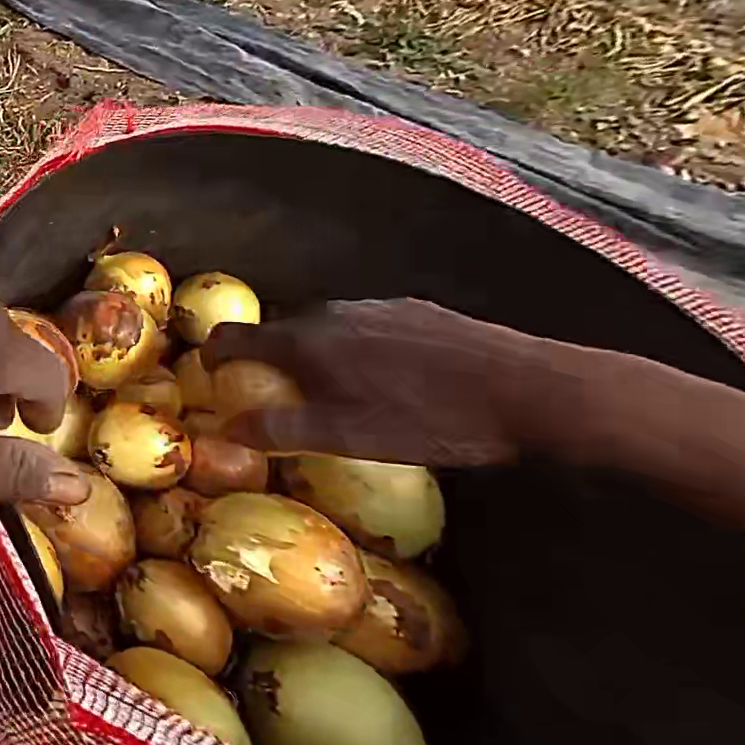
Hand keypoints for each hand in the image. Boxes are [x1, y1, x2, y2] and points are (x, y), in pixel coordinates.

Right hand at [202, 298, 570, 465]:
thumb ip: (278, 431)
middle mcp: (328, 314)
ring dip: (311, 352)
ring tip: (339, 388)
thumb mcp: (345, 438)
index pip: (233, 336)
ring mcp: (372, 306)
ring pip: (320, 327)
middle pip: (276, 331)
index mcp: (303, 342)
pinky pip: (360, 324)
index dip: (212, 353)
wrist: (533, 390)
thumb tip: (226, 430)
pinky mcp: (411, 308)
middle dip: (266, 359)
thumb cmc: (428, 418)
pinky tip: (388, 375)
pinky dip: (352, 345)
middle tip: (280, 395)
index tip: (210, 372)